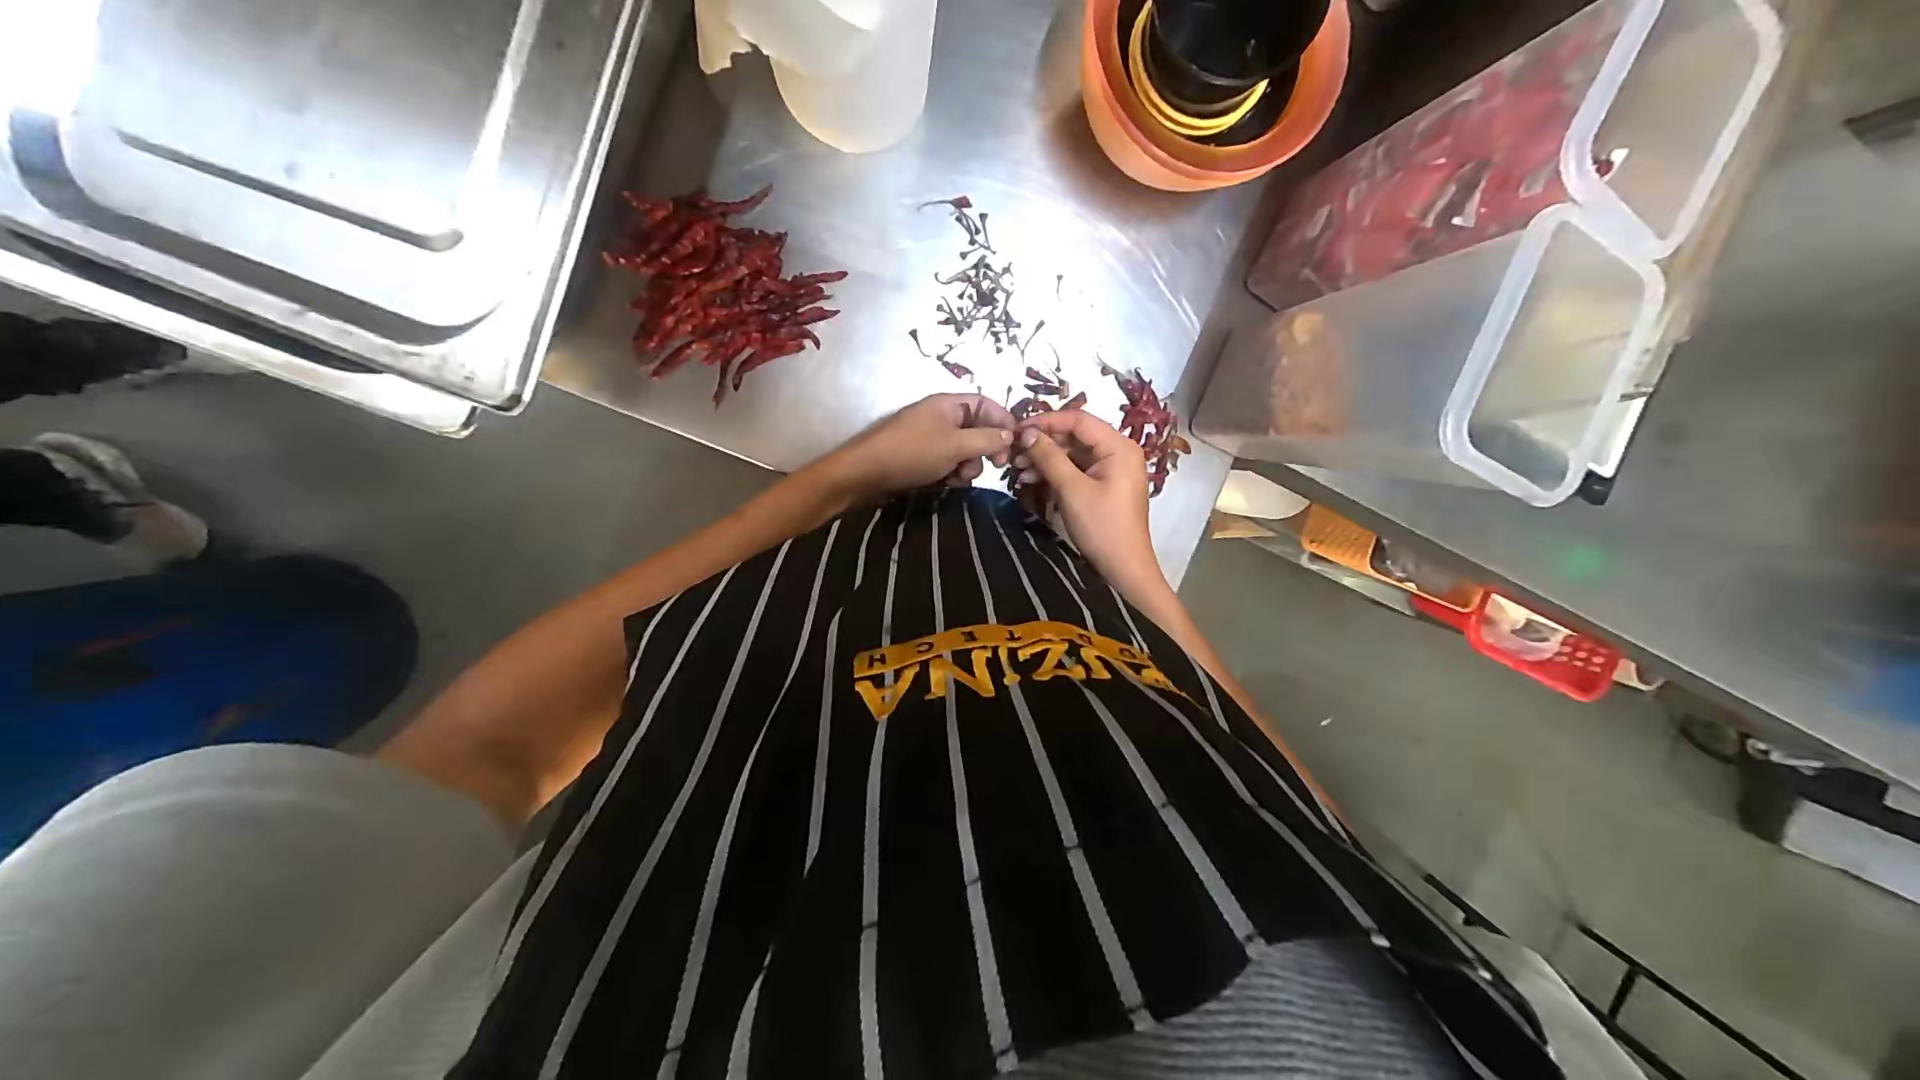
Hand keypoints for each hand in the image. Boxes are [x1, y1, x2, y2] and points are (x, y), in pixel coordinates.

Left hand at [820, 393, 1016, 501]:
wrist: (865, 474)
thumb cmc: (911, 453)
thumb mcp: (955, 445)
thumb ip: (986, 439)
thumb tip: (1011, 435)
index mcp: (949, 404)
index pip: (987, 405)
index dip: (1004, 422)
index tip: (1014, 446)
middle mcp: (942, 417)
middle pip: (979, 429)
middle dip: (985, 449)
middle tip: (992, 467)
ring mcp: (931, 438)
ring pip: (965, 451)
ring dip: (968, 466)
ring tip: (958, 477)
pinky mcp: (923, 458)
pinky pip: (949, 463)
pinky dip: (953, 473)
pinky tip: (946, 483)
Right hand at [1013, 410, 1165, 595]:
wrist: (1123, 569)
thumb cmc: (1102, 527)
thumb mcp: (1072, 490)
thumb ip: (1049, 457)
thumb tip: (1027, 433)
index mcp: (1119, 446)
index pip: (1079, 419)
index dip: (1047, 421)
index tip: (1018, 429)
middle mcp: (1119, 451)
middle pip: (1076, 435)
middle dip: (1044, 442)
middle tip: (1014, 451)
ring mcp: (1113, 469)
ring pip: (1074, 453)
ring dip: (1046, 458)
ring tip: (1019, 468)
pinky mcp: (1105, 485)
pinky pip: (1077, 469)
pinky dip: (1056, 472)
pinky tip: (1032, 479)